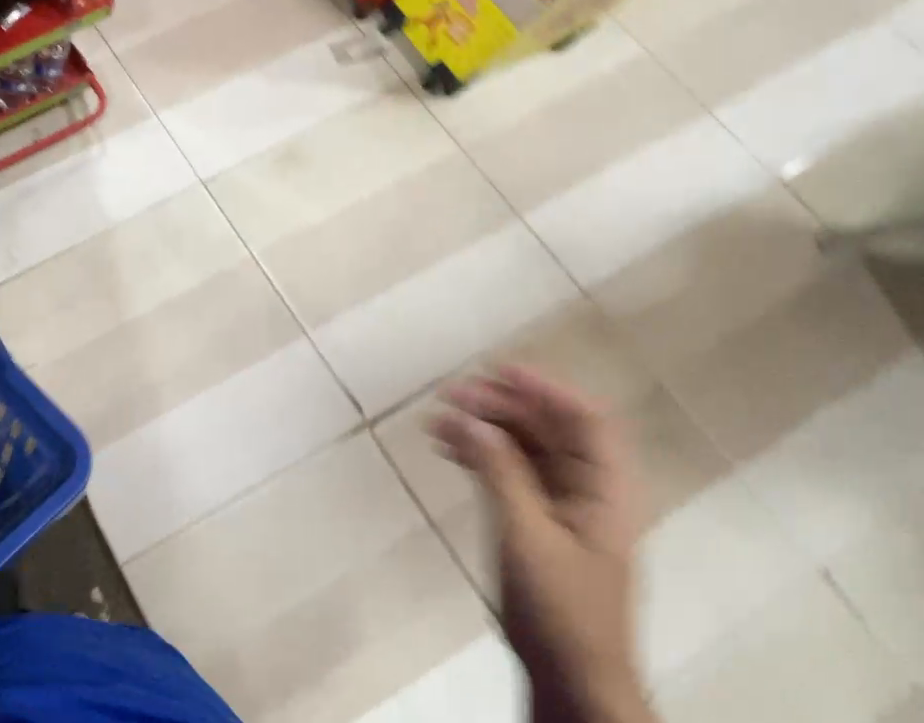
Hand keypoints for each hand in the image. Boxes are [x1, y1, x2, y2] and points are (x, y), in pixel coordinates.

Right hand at [430, 367, 654, 722]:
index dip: (543, 388)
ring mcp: (565, 508)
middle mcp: (590, 491)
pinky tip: (448, 449)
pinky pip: (512, 473)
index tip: (493, 370)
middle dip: (503, 405)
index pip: (585, 420)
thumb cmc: (560, 606)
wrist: (573, 674)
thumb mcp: (525, 535)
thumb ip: (499, 472)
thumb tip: (468, 419)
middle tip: (451, 394)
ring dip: (486, 428)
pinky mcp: (541, 523)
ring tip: (439, 418)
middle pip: (551, 429)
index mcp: (606, 491)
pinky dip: (482, 455)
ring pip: (527, 449)